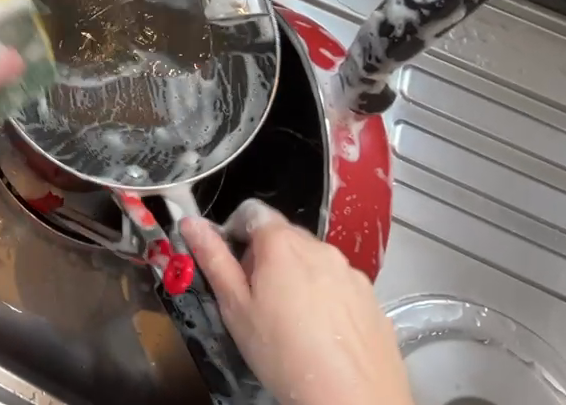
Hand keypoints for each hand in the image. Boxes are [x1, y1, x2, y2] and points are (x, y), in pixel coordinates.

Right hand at [181, 199, 413, 404]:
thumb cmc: (283, 353)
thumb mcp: (235, 307)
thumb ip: (213, 258)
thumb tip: (191, 222)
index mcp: (281, 243)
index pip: (252, 211)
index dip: (235, 231)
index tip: (234, 267)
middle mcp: (320, 248)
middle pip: (284, 236)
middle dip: (266, 256)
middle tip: (259, 299)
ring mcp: (353, 275)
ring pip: (313, 262)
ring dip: (298, 276)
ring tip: (294, 322)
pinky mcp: (375, 303)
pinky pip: (340, 287)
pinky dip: (327, 299)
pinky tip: (324, 336)